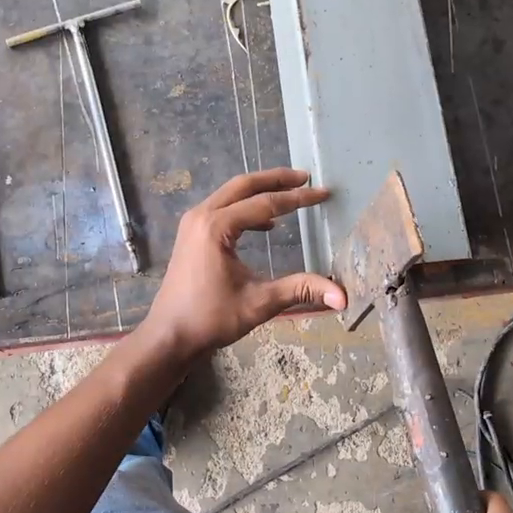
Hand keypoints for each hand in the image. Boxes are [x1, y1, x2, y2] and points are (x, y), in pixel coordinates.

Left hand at [139, 168, 343, 362]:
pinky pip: (223, 208)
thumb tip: (343, 297)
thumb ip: (300, 290)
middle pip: (244, 185)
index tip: (323, 194)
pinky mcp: (191, 233)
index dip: (297, 199)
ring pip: (231, 193)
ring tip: (290, 193)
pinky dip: (246, 207)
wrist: (169, 335)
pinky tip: (267, 224)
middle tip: (306, 177)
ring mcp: (193, 222)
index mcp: (216, 226)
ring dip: (260, 191)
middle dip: (276, 180)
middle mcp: (202, 215)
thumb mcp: (259, 303)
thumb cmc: (210, 318)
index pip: (265, 203)